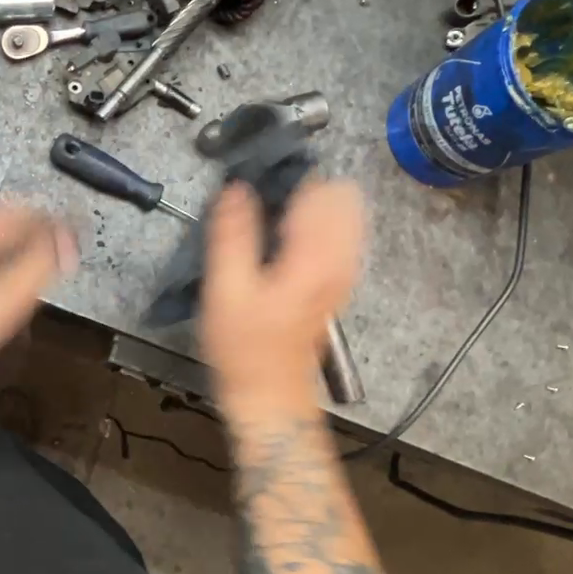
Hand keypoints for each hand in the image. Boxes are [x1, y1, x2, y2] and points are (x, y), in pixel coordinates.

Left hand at [0, 201, 76, 399]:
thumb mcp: (4, 307)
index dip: (57, 233)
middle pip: (5, 219)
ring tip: (3, 286)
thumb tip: (64, 243)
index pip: (33, 214)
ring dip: (0, 249)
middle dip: (25, 242)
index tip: (69, 251)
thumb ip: (41, 267)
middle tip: (37, 276)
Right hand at [201, 180, 362, 417]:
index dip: (289, 178)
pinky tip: (289, 238)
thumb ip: (232, 234)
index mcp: (313, 255)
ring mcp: (344, 274)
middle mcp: (339, 260)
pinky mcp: (338, 286)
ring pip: (347, 217)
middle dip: (308, 187)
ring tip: (275, 216)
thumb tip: (234, 189)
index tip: (258, 182)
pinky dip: (321, 227)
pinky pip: (343, 238)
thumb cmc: (243, 346)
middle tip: (266, 201)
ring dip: (316, 205)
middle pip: (343, 198)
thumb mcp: (225, 289)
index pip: (319, 190)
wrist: (269, 395)